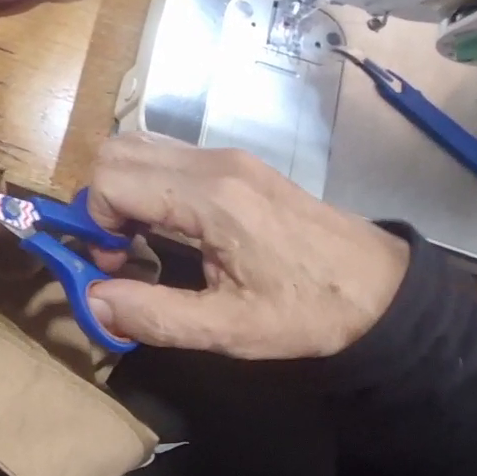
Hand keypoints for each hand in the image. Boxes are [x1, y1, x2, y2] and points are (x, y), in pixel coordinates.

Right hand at [81, 133, 409, 358]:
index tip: (114, 262)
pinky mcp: (232, 160)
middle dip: (100, 200)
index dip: (95, 221)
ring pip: (135, 145)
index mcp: (211, 199)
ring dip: (119, 188)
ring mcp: (223, 155)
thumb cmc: (310, 311)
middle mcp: (212, 163)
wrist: (386, 289)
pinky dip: (143, 181)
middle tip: (120, 247)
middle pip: (115, 151)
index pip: (111, 179)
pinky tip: (164, 223)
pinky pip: (162, 153)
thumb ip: (154, 315)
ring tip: (138, 235)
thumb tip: (90, 302)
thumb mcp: (231, 330)